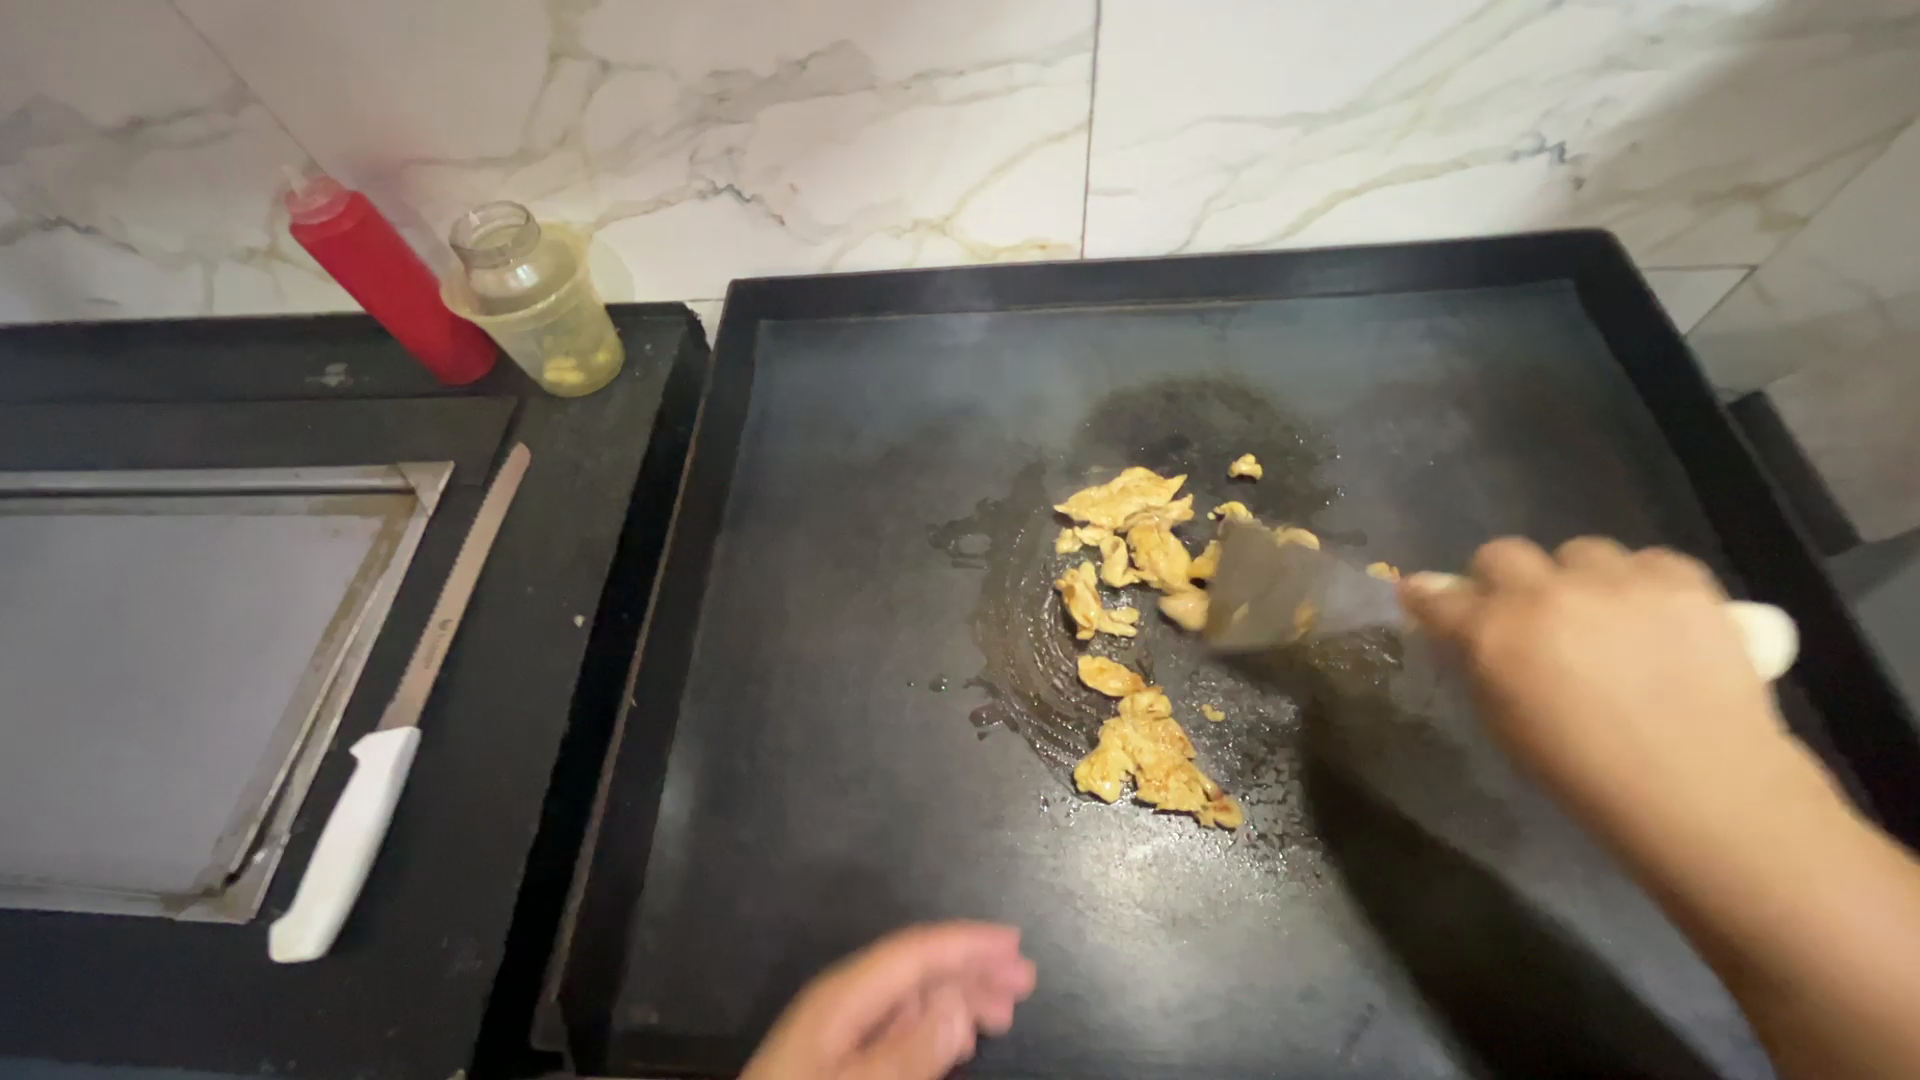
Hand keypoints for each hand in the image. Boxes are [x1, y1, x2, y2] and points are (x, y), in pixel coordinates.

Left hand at [740, 921, 1035, 1079]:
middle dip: (972, 967)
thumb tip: (961, 1002)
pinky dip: (937, 1025)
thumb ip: (908, 1051)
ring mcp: (840, 1028)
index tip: (1013, 941)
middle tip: (1024, 979)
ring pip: (912, 997)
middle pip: (918, 969)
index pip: (915, 951)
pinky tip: (958, 1037)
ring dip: (960, 997)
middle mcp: (843, 1000)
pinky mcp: (839, 1055)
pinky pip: (900, 1024)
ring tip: (1003, 1009)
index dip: (966, 941)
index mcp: (843, 994)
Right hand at [1399, 537, 1814, 838]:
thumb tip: (1459, 628)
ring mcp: (1617, 584)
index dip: (1427, 597)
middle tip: (1520, 611)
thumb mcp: (1499, 717)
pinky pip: (1650, 560)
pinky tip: (1652, 616)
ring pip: (1579, 551)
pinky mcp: (1683, 584)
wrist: (1699, 787)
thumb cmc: (1578, 767)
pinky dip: (1643, 582)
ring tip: (1600, 613)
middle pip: (1501, 553)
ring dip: (1577, 578)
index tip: (1428, 603)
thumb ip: (1476, 661)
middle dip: (1501, 579)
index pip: (1434, 594)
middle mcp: (1545, 594)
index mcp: (1491, 631)